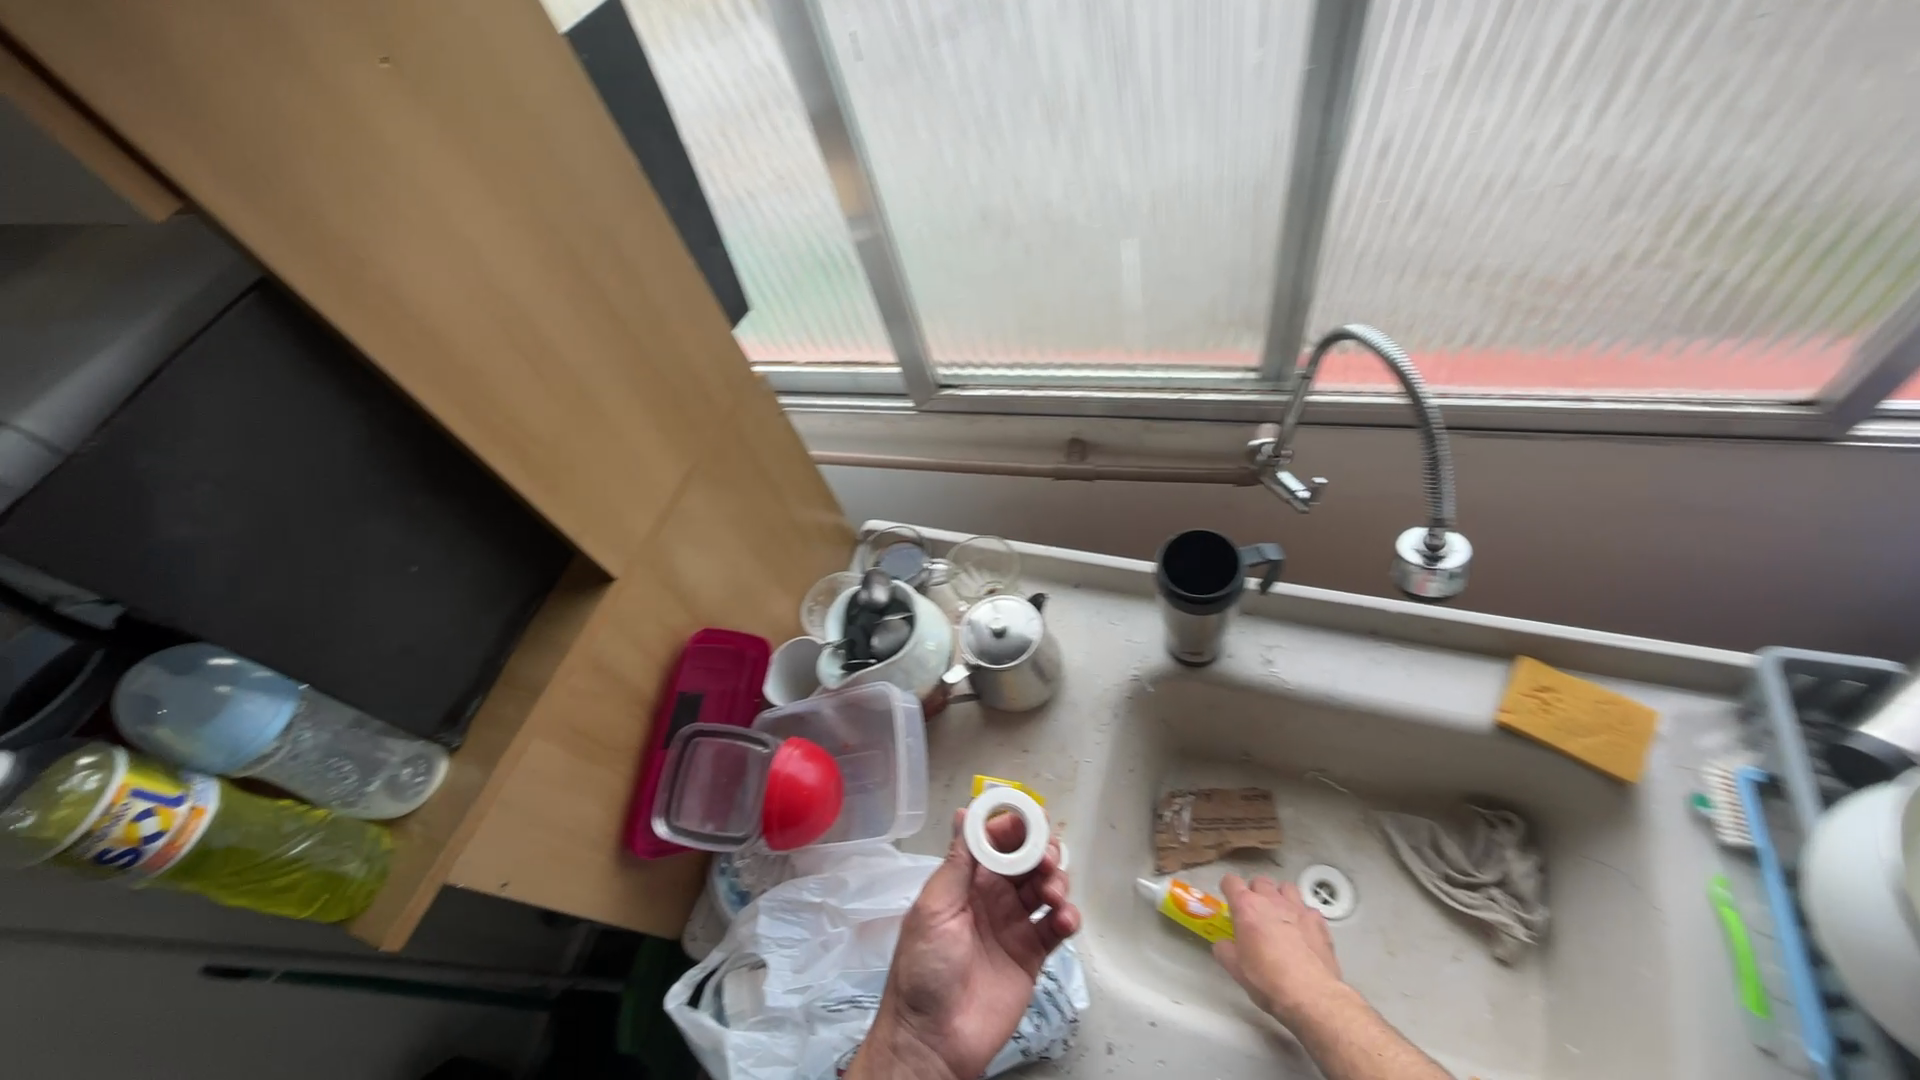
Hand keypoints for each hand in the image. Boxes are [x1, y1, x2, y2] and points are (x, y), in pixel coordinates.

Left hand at [850, 809, 1079, 1079]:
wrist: (933, 1039)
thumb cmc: (924, 968)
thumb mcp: (934, 908)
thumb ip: (958, 862)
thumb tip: (964, 813)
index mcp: (964, 882)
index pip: (994, 842)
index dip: (1014, 828)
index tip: (1033, 819)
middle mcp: (991, 897)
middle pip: (1025, 861)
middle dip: (1041, 852)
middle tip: (1047, 860)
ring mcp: (1013, 925)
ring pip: (1045, 888)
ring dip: (1056, 882)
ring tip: (1053, 896)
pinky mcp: (1032, 955)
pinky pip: (1056, 927)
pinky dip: (1067, 917)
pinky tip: (1064, 920)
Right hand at [1212, 874, 1343, 1023]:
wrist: (1312, 996)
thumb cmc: (1268, 981)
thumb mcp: (1235, 969)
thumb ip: (1225, 950)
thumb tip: (1224, 944)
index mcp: (1247, 907)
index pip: (1231, 881)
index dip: (1228, 889)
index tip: (1229, 900)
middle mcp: (1272, 900)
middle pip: (1260, 881)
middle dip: (1255, 892)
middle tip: (1255, 913)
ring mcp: (1298, 908)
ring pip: (1286, 888)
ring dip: (1280, 898)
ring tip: (1280, 917)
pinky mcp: (1319, 922)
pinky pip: (1308, 909)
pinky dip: (1303, 916)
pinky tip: (1303, 933)